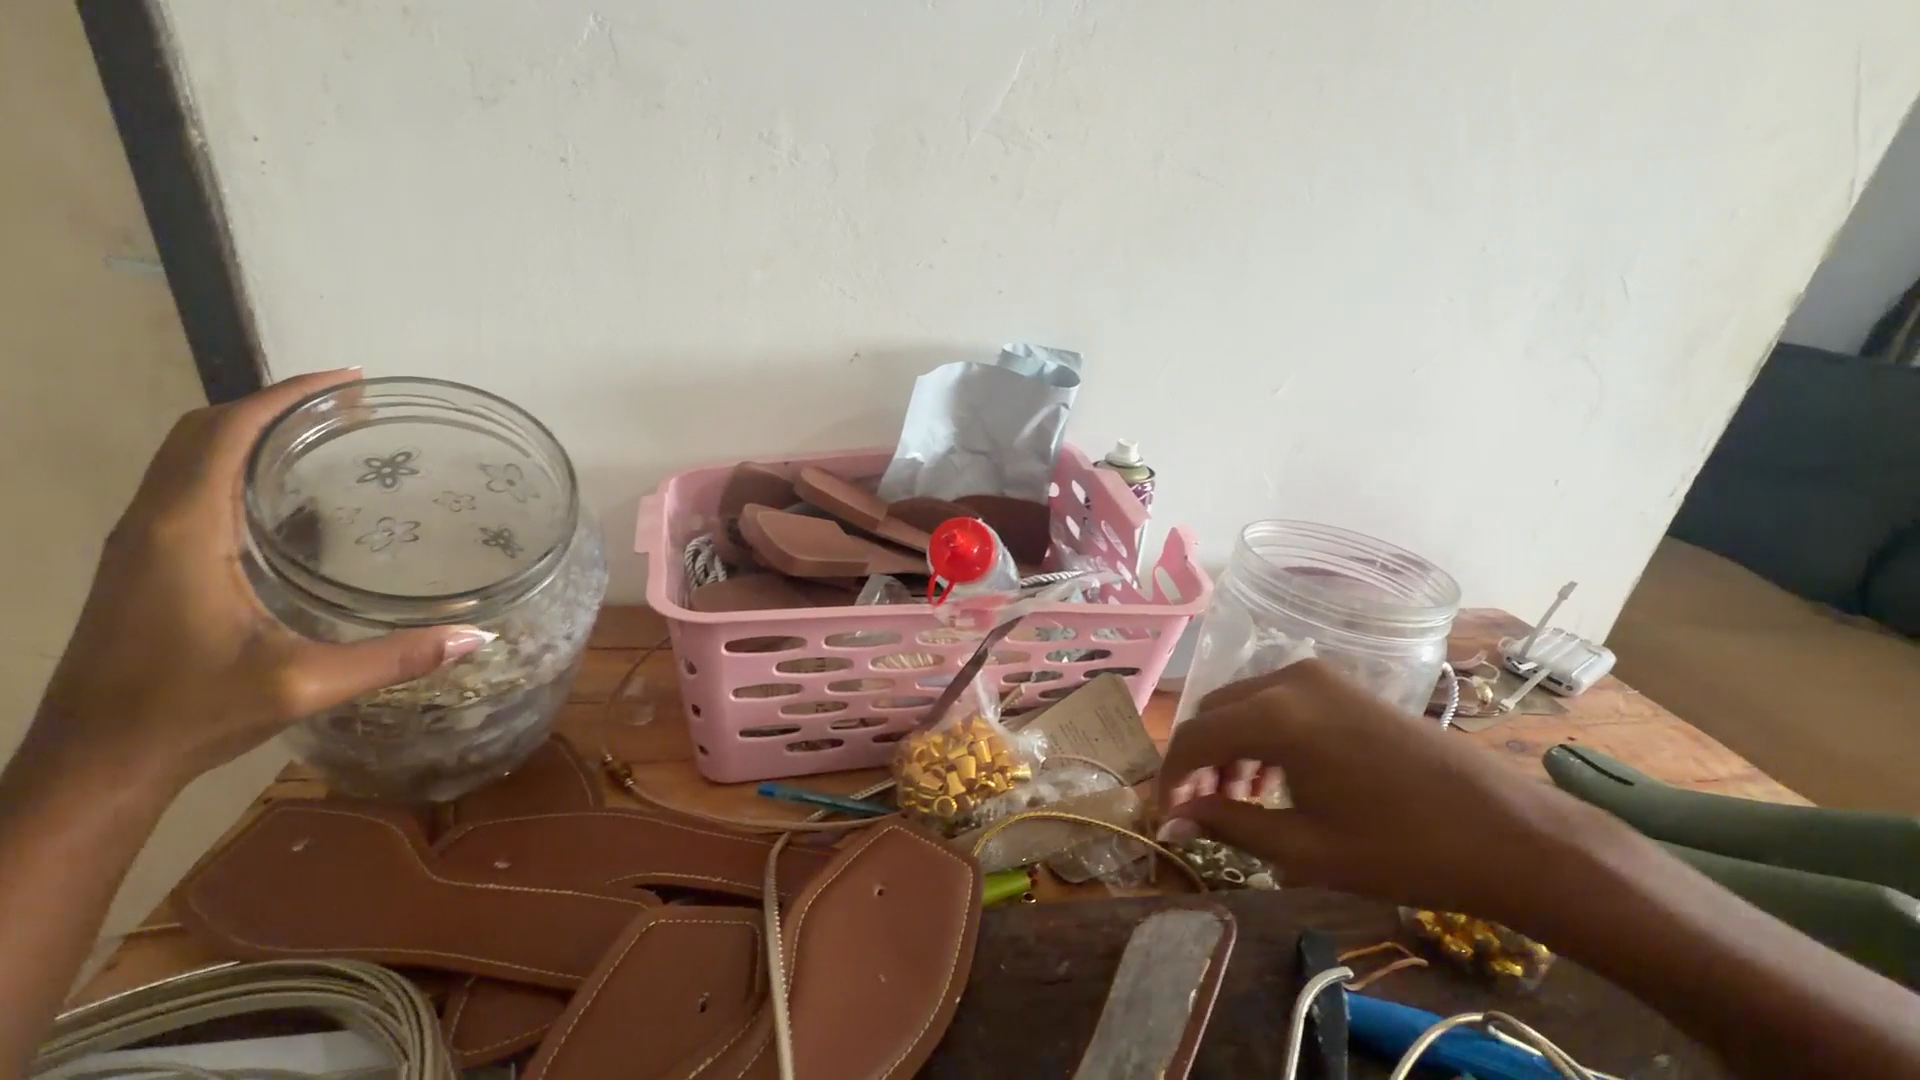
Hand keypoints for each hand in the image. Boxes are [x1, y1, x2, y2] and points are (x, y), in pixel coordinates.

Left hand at [23, 370, 491, 795]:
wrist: (94, 763)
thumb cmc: (190, 713)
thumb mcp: (304, 683)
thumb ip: (395, 657)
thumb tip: (478, 635)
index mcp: (183, 530)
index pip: (227, 431)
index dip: (287, 395)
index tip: (352, 382)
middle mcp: (152, 521)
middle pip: (203, 430)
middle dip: (274, 404)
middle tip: (349, 407)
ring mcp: (138, 543)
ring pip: (187, 456)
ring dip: (249, 432)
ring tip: (323, 437)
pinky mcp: (140, 565)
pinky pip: (184, 487)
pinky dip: (232, 465)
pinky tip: (284, 498)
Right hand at [1156, 659, 1622, 921]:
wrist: (1510, 834)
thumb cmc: (1403, 849)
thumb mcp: (1304, 849)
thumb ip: (1229, 824)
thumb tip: (1174, 819)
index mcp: (1276, 715)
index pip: (1194, 737)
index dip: (1170, 778)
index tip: (1164, 818)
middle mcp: (1291, 679)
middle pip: (1214, 712)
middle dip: (1197, 761)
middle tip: (1198, 812)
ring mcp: (1323, 677)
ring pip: (1244, 704)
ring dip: (1228, 747)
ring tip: (1237, 800)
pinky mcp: (1347, 687)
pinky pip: (1278, 701)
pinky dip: (1260, 734)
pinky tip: (1275, 779)